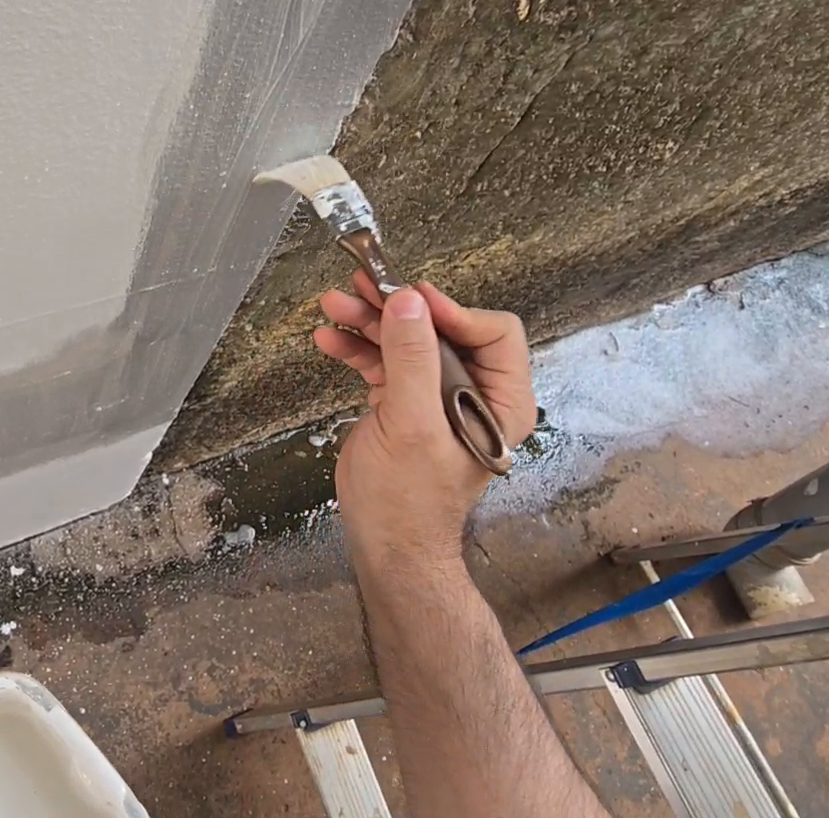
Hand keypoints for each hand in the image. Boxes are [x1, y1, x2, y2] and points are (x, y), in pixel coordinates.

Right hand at [314, 271, 535, 570]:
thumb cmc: (408, 498)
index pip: (492, 332)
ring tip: (333, 305)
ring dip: (368, 323)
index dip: (451, 311)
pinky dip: (356, 349)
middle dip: (398, 309)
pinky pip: (381, 363)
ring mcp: (433, 395)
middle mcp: (471, 391)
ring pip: (406, 341)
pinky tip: (329, 339)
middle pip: (439, 329)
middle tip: (361, 286)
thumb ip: (412, 360)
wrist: (383, 544)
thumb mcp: (411, 425)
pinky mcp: (401, 402)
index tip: (409, 299)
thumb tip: (408, 299)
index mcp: (499, 398)